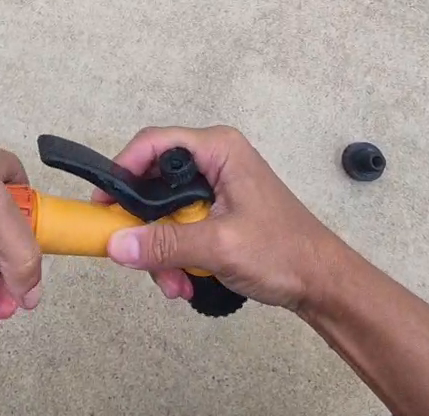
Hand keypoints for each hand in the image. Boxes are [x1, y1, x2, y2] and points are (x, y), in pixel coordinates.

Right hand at [92, 125, 345, 310]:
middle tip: (137, 256)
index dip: (123, 169)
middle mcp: (214, 159)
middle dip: (147, 226)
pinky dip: (177, 253)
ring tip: (175, 284)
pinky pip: (181, 224)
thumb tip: (117, 243)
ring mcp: (216, 184)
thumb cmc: (284, 252)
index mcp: (217, 148)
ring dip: (162, 249)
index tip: (104, 203)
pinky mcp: (218, 209)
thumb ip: (165, 244)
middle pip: (155, 181)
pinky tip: (186, 281)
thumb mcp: (219, 246)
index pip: (153, 143)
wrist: (324, 284)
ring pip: (165, 210)